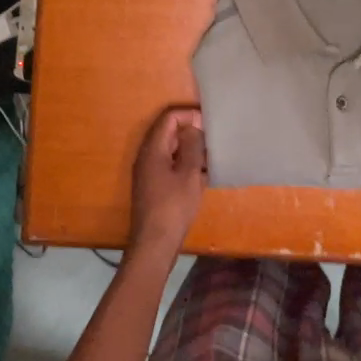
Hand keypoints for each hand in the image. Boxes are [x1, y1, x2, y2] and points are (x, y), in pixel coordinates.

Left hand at [129, 107, 206, 254]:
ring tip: (211, 158)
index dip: (189, 115)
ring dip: (190, 151)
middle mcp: (146, 156)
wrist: (154, 244)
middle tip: (213, 141)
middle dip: (191, 133)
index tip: (209, 125)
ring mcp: (148, 172)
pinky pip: (170, 166)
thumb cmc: (173, 206)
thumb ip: (192, 146)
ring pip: (170, 150)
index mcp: (153, 149)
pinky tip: (202, 177)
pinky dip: (185, 166)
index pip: (169, 118)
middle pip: (168, 132)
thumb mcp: (189, 173)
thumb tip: (194, 127)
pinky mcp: (153, 187)